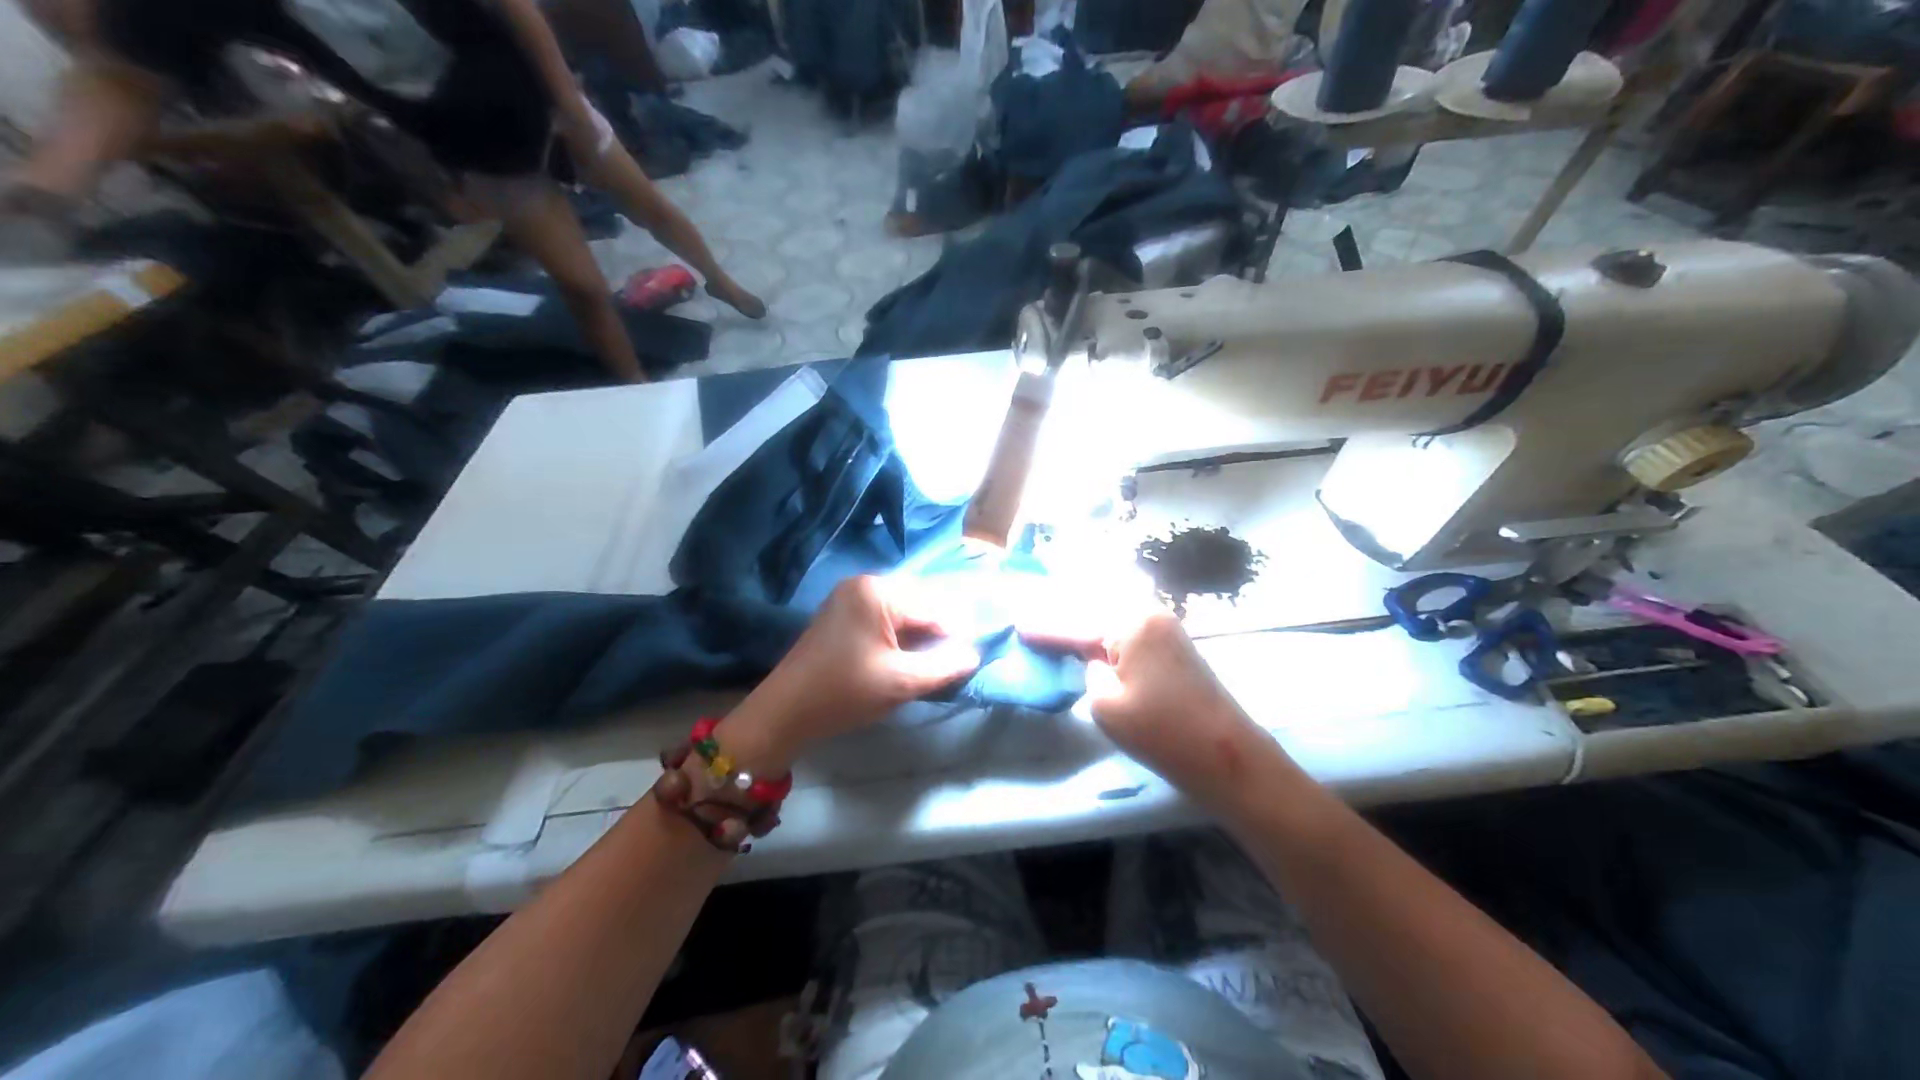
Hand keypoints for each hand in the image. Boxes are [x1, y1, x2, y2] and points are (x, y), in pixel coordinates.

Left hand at [722, 576, 980, 769]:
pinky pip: (884, 617)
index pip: (935, 607)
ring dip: (920, 635)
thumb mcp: (901, 681)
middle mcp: (864, 583)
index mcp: (878, 591)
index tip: (971, 660)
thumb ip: (944, 664)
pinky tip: (906, 659)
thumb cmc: (844, 693)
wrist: (785, 712)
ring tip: (931, 665)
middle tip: (952, 664)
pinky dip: (900, 636)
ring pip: (903, 611)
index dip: (956, 634)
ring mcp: (849, 597)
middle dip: (938, 632)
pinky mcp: (842, 613)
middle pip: (919, 604)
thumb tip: (974, 653)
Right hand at [1035, 611, 1274, 814]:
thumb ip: (1089, 672)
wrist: (1227, 755)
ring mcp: (1168, 630)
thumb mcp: (1106, 704)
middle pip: (1097, 611)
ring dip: (1088, 625)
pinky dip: (1108, 636)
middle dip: (1067, 615)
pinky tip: (1091, 640)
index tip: (1018, 625)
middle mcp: (1151, 615)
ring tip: (1055, 627)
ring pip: (1115, 621)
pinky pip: (1130, 633)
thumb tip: (1095, 661)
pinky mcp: (1176, 648)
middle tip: (1032, 620)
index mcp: (1133, 622)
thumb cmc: (1162, 730)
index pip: (1077, 624)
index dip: (1046, 628)